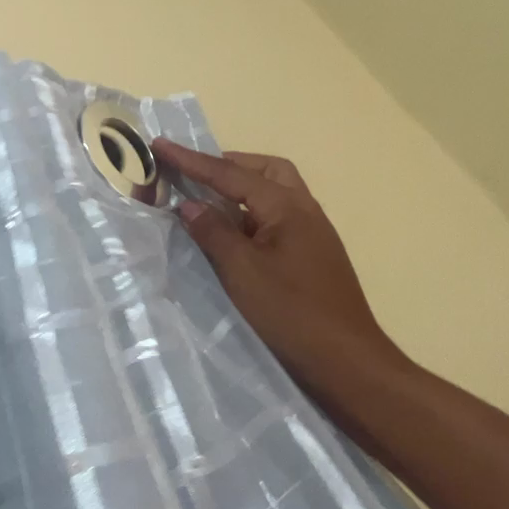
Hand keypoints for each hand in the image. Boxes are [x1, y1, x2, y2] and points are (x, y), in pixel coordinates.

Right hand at [151, 140, 407, 393]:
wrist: (349, 364)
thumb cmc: (292, 314)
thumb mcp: (242, 271)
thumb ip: (213, 232)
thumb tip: (189, 204)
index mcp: (286, 207)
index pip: (229, 174)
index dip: (191, 160)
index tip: (159, 144)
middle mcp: (304, 211)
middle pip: (264, 170)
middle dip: (227, 164)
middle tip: (193, 172)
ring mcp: (313, 234)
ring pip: (275, 192)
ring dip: (241, 188)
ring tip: (208, 200)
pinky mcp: (313, 256)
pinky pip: (277, 216)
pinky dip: (250, 212)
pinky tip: (232, 233)